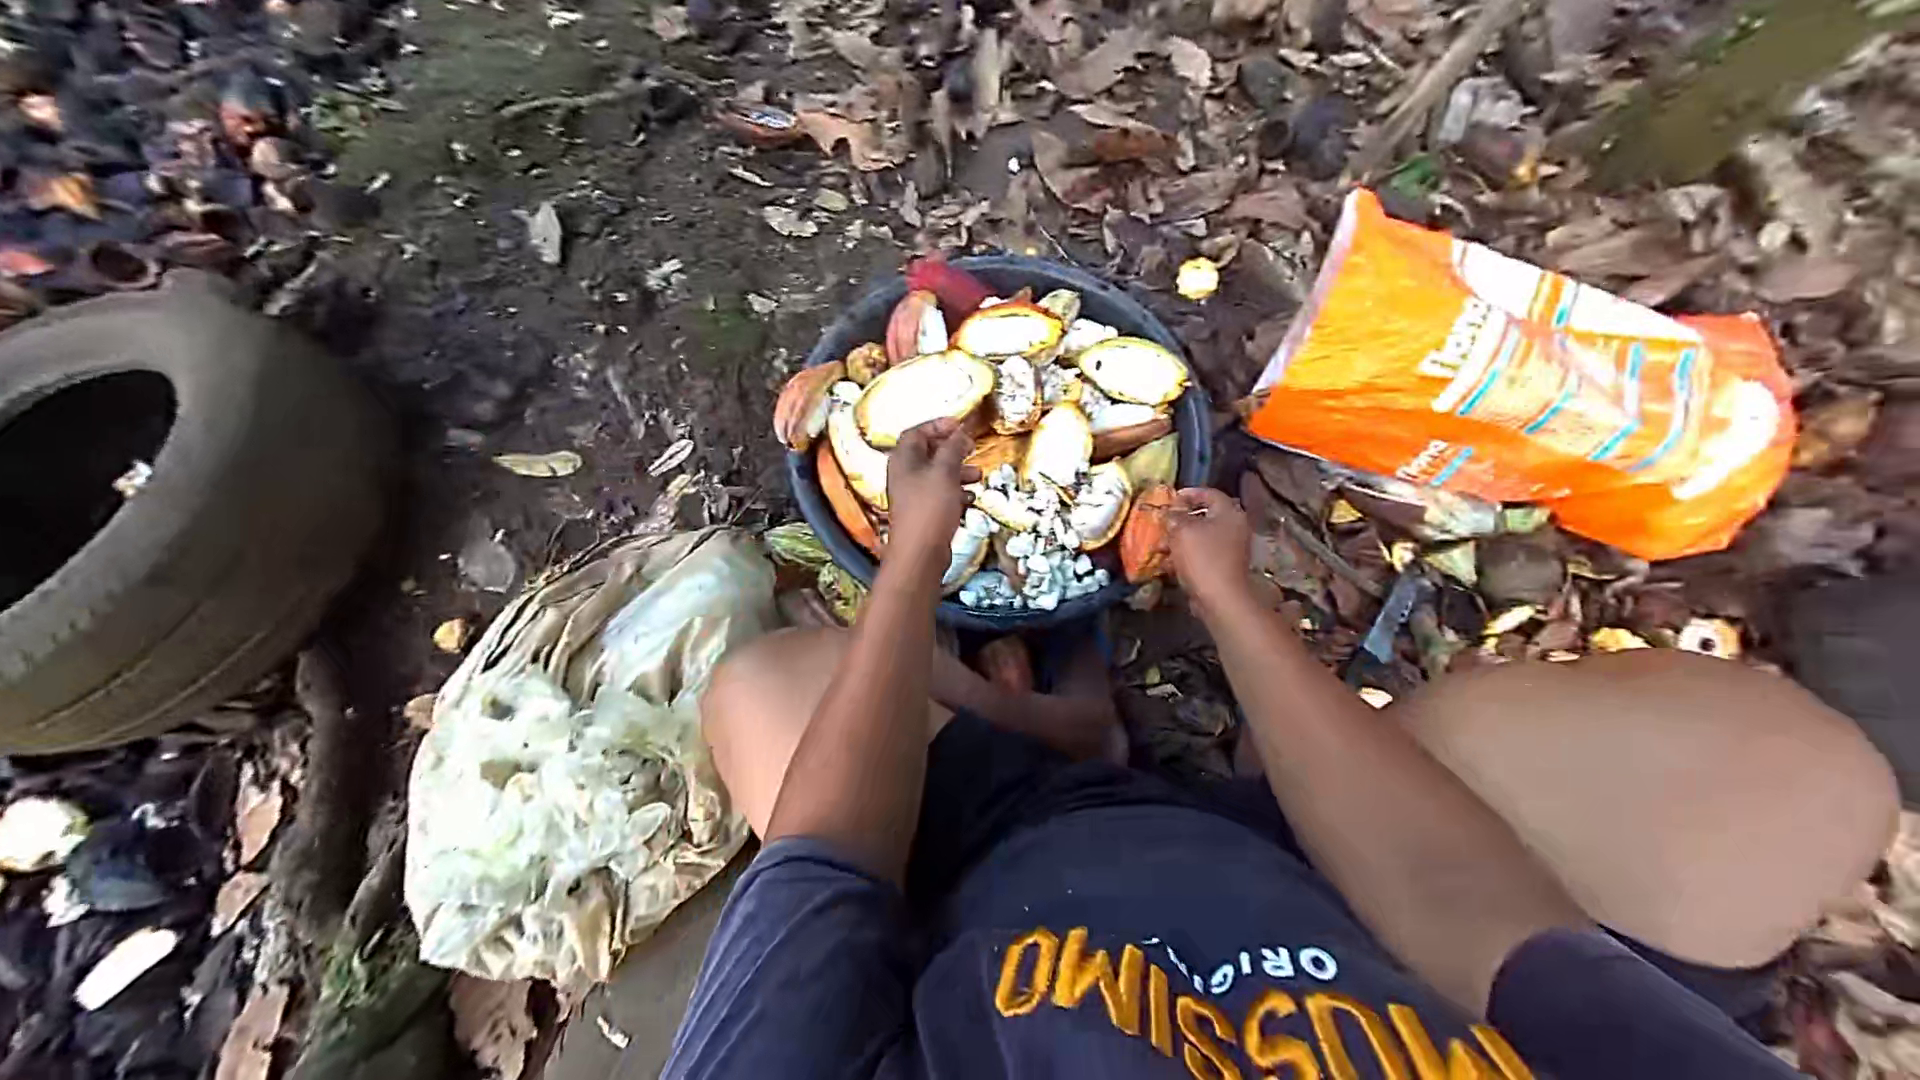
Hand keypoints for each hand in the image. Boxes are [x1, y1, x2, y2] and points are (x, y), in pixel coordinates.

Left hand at [886, 418, 976, 562]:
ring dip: (958, 472)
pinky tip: (970, 498)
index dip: (937, 426)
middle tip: (971, 448)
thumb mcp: (944, 472)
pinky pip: (940, 496)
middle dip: (952, 450)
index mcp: (903, 460)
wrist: (920, 553)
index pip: (917, 432)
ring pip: (937, 475)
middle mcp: (905, 475)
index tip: (959, 425)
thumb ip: (953, 448)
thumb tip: (960, 432)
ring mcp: (913, 496)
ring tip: (978, 475)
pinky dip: (956, 493)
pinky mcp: (923, 514)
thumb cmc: (930, 507)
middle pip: (928, 453)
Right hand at [1167, 487, 1253, 614]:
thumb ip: (1173, 517)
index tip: (1170, 499)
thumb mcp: (1182, 531)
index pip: (1210, 494)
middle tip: (1162, 524)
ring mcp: (1230, 549)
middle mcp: (1234, 528)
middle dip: (1179, 521)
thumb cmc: (1202, 558)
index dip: (1189, 493)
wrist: (1220, 598)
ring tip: (1160, 547)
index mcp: (1229, 513)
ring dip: (1179, 540)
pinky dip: (1185, 556)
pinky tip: (1168, 564)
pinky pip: (1202, 554)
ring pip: (1200, 537)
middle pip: (1204, 517)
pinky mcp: (1223, 567)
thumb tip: (1168, 512)